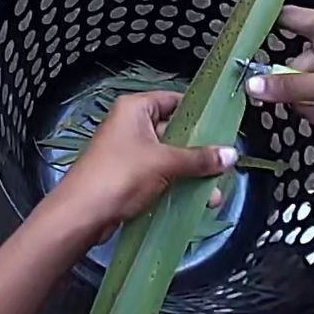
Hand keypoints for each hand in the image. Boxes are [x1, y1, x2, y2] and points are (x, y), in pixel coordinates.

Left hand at [42, 91, 235, 240]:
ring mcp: (129, 152)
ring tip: (215, 192)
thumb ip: (199, 159)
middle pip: (174, 130)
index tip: (225, 124)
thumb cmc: (119, 176)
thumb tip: (231, 154)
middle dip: (200, 149)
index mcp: (134, 109)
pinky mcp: (129, 176)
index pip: (174, 100)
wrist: (81, 214)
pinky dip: (178, 184)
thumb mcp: (164, 162)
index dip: (199, 111)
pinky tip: (198, 200)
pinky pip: (160, 175)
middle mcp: (131, 125)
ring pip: (169, 156)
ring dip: (192, 173)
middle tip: (226, 163)